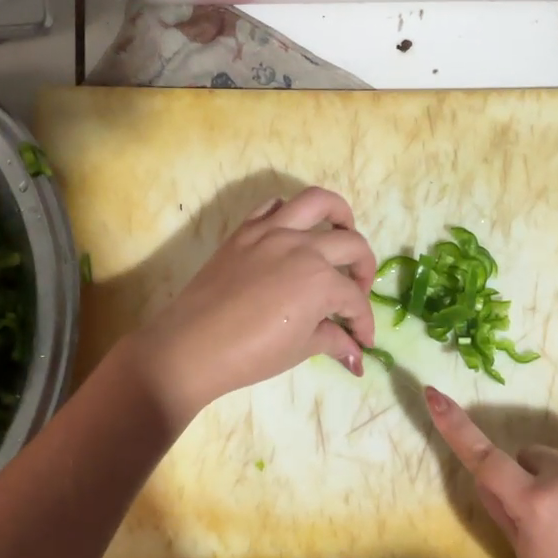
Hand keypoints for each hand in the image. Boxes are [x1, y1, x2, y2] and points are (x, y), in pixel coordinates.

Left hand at [128, 188, 377, 418]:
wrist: (193, 346)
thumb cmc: (252, 355)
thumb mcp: (300, 349)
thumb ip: (333, 340)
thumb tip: (356, 355)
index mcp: (321, 280)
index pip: (355, 299)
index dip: (364, 323)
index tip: (362, 342)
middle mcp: (302, 247)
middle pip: (351, 245)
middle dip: (365, 270)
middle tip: (358, 291)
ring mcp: (271, 232)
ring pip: (317, 202)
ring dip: (339, 213)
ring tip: (343, 230)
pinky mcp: (245, 231)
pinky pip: (273, 205)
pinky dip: (290, 212)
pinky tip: (295, 231)